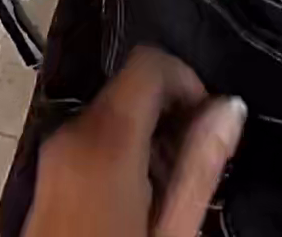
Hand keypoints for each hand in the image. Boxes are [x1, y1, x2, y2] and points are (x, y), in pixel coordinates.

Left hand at [23, 47, 246, 236]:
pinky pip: (97, 132)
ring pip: (118, 107)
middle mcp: (74, 130)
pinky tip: (144, 191)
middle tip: (196, 152)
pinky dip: (128, 144)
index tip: (208, 114)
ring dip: (152, 127)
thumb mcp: (172, 227)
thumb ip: (201, 161)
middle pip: (134, 84)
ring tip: (173, 179)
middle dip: (172, 107)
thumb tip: (231, 107)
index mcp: (105, 137)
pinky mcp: (50, 170)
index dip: (186, 78)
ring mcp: (56, 150)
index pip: (150, 61)